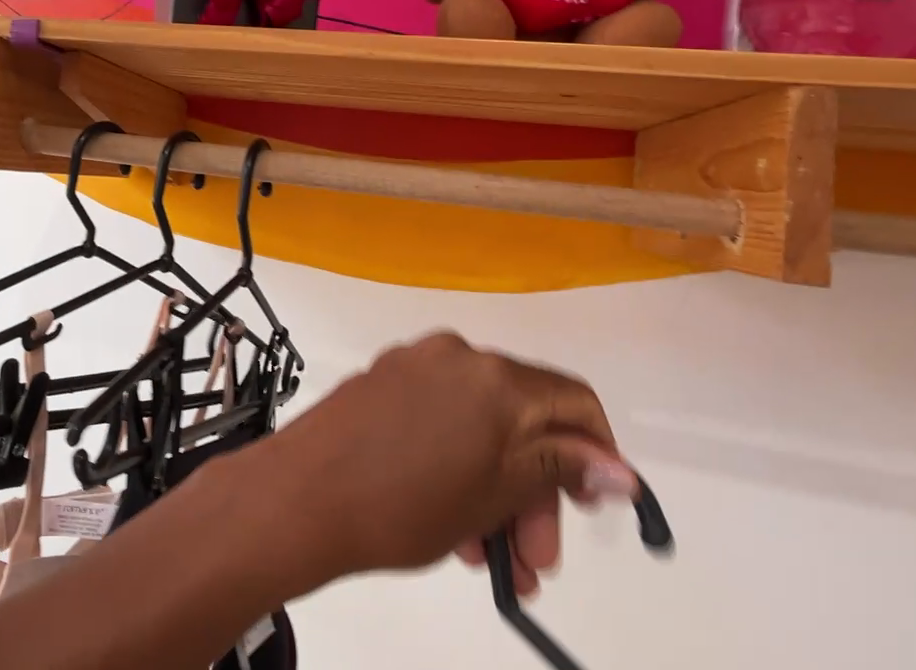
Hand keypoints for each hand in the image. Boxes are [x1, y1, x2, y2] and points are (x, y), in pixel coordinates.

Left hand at [224, 331, 637, 596]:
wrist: (297, 496)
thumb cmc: (402, 501)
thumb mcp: (494, 495)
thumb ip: (559, 471)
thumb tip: (618, 469)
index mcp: (494, 375)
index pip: (574, 401)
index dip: (595, 456)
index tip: (588, 508)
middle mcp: (454, 356)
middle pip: (522, 419)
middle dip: (536, 493)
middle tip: (532, 560)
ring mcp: (410, 366)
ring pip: (478, 427)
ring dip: (494, 491)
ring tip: (487, 558)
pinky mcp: (377, 383)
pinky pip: (437, 421)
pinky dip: (455, 465)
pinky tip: (450, 523)